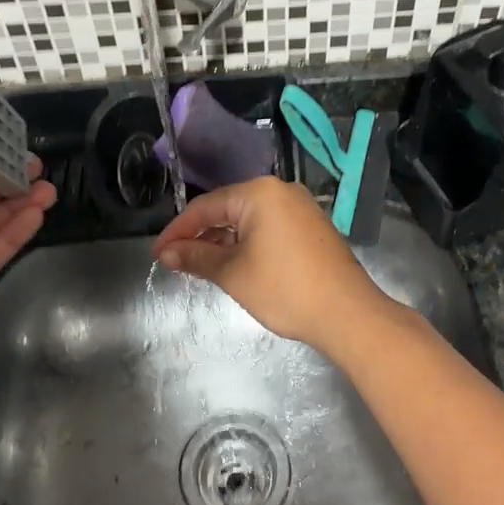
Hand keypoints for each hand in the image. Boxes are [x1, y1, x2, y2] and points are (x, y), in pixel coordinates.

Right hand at [150, 177, 389, 348]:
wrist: (347, 313)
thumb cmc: (284, 289)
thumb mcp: (233, 273)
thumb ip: (197, 258)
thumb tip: (168, 253)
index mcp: (259, 193)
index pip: (205, 207)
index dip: (177, 231)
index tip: (157, 254)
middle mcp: (280, 191)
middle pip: (227, 209)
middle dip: (200, 236)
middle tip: (175, 262)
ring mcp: (299, 209)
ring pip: (248, 220)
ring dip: (223, 242)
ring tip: (199, 267)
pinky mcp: (311, 228)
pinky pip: (268, 228)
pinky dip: (247, 244)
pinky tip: (234, 265)